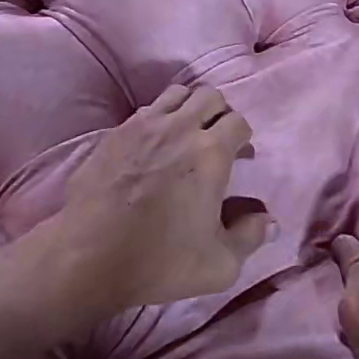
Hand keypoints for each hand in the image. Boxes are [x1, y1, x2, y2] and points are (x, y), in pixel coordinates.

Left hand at [41, 85, 272, 311]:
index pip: (238, 121)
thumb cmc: (159, 261)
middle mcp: (180, 128)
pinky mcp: (115, 133)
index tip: (240, 158)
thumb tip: (270, 222)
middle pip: (210, 96)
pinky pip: (146, 110)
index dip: (244, 138)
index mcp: (211, 153)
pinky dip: (159, 118)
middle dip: (220, 114)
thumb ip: (251, 237)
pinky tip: (154, 145)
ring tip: (185, 135)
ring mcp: (143, 126)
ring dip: (189, 108)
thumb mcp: (220, 264)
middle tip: (216, 142)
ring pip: (177, 93)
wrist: (87, 257)